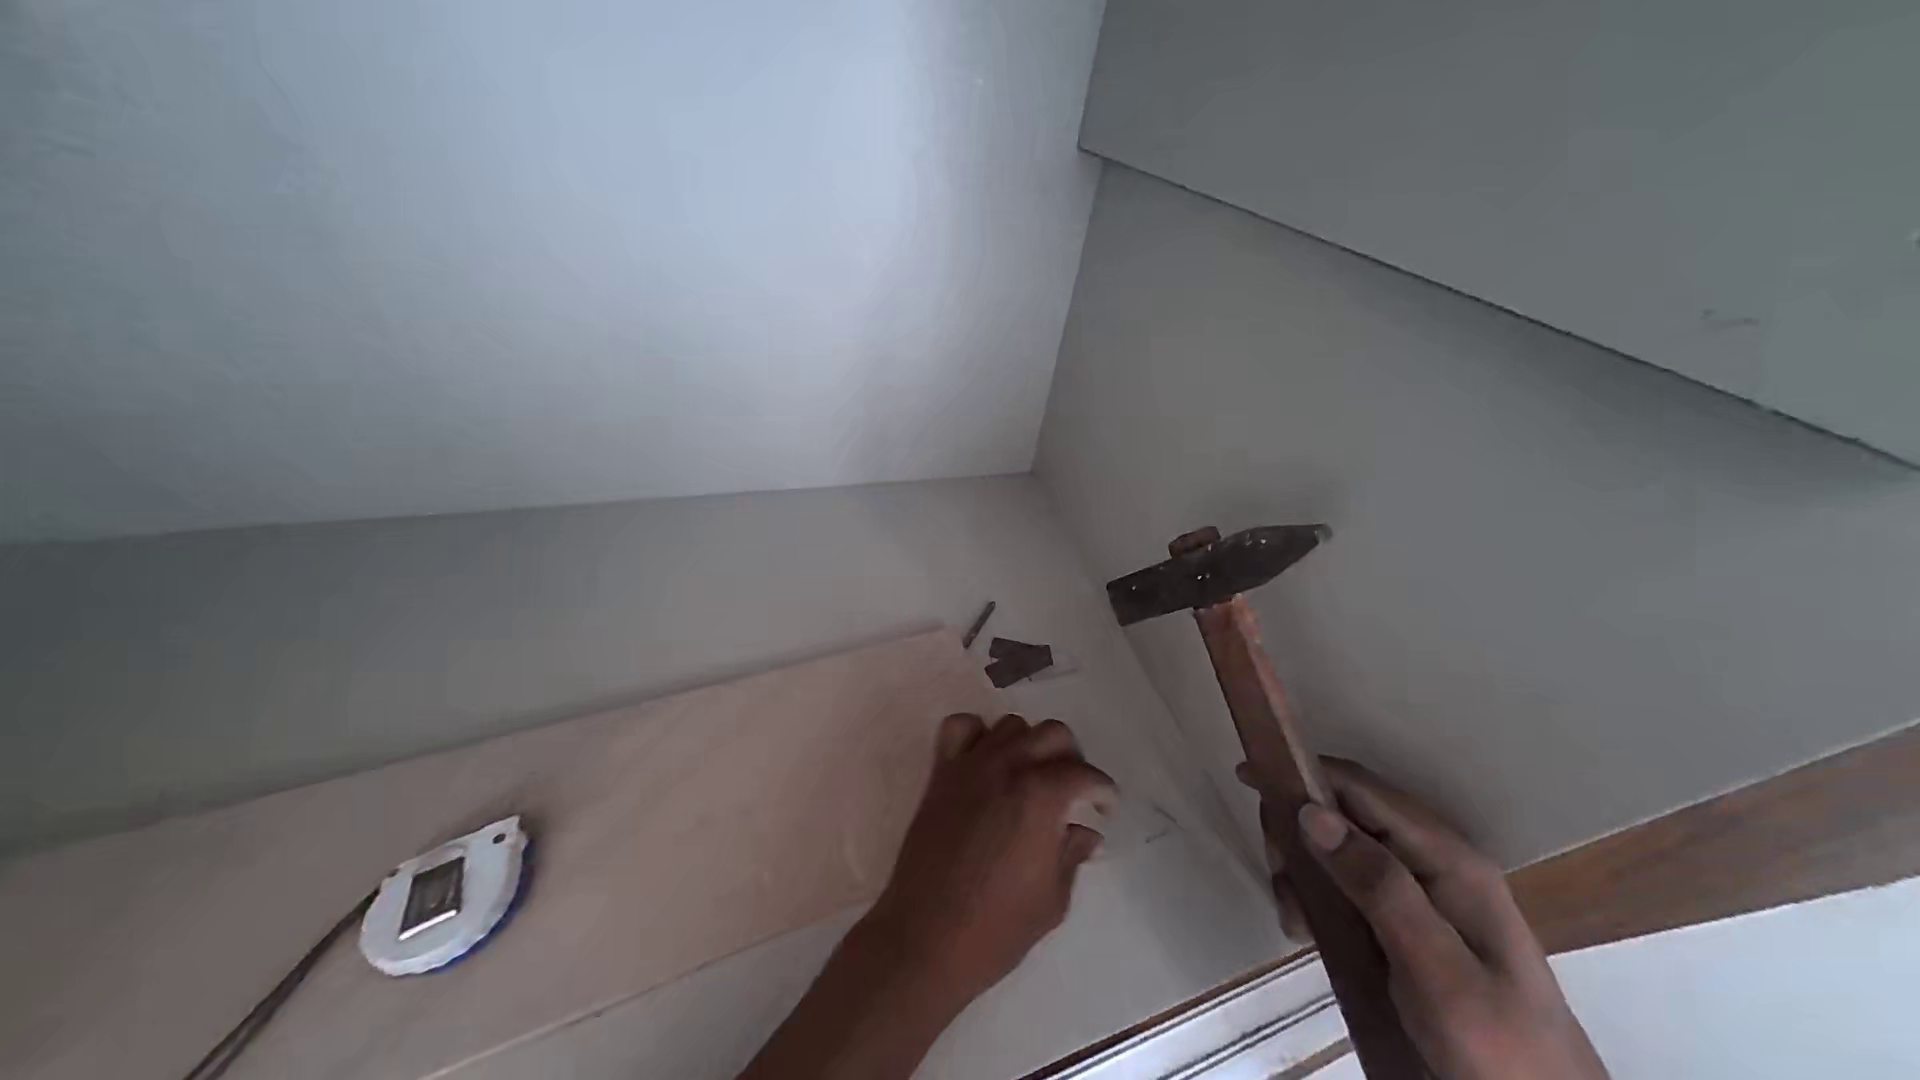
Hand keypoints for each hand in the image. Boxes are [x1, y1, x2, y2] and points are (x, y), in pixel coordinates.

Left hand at [737, 713, 1115, 1079]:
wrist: (925, 938)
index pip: (1084, 774)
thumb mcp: (1053, 899)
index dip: (1103, 790)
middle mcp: (1007, 767)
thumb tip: (1085, 832)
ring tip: (1032, 776)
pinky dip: (978, 734)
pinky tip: (987, 760)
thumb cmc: (996, 928)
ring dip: (1028, 744)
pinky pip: (959, 728)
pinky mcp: (940, 773)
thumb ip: (1072, 854)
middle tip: (1073, 792)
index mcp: (1040, 796)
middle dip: (1072, 759)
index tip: (1104, 809)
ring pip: (1010, 725)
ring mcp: (970, 765)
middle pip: (1052, 734)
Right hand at [1240, 758, 1609, 1079]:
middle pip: (1344, 812)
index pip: (1360, 787)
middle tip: (1281, 882)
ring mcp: (1423, 890)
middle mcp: (1434, 860)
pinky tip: (1313, 931)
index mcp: (1447, 858)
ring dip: (1304, 872)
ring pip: (1339, 848)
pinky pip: (1347, 883)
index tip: (1247, 778)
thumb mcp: (1436, 971)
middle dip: (1298, 835)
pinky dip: (1318, 896)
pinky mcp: (1409, 919)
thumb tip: (1311, 813)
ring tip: (1298, 921)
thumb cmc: (1496, 1046)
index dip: (1302, 772)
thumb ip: (1378, 887)